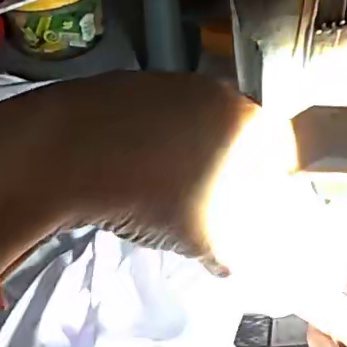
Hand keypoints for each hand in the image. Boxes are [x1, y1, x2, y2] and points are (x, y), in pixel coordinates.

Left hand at [0, 72, 294, 263]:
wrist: (61, 154)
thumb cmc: (149, 196)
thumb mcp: (202, 241)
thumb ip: (234, 256)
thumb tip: (234, 265)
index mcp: (251, 125)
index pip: (285, 155)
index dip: (272, 188)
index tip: (252, 213)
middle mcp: (221, 92)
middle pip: (244, 138)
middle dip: (233, 173)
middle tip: (211, 206)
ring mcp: (176, 82)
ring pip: (203, 125)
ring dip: (195, 155)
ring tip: (168, 189)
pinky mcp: (135, 82)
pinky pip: (164, 116)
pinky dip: (159, 141)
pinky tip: (135, 168)